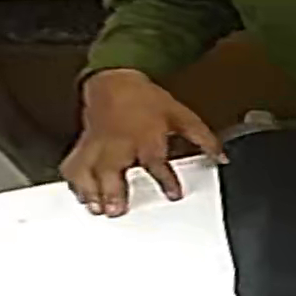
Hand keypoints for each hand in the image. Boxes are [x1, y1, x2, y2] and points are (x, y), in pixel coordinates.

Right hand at [63, 69, 225, 216]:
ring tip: (96, 208)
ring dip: (89, 191)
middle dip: (112, 192)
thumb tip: (222, 158)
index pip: (156, 163)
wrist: (116, 85)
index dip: (166, 181)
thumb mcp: (187, 119)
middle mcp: (118, 143)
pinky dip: (74, 180)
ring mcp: (96, 144)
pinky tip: (80, 192)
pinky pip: (73, 164)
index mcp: (146, 137)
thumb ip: (206, 140)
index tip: (173, 196)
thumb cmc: (151, 102)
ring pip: (86, 171)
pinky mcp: (82, 144)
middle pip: (111, 171)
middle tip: (116, 210)